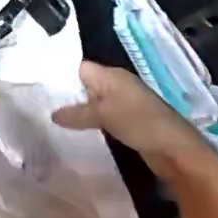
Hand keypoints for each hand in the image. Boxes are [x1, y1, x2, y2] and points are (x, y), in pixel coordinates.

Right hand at [53, 62, 217, 181]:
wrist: (178, 151)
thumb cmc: (140, 123)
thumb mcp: (104, 115)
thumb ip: (77, 113)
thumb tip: (52, 114)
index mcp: (111, 75)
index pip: (78, 67)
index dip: (59, 74)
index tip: (38, 86)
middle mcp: (117, 84)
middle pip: (84, 84)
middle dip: (66, 94)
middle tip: (40, 104)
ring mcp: (124, 103)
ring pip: (92, 101)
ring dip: (77, 110)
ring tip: (53, 119)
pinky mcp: (128, 121)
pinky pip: (102, 116)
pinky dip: (89, 121)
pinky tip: (76, 130)